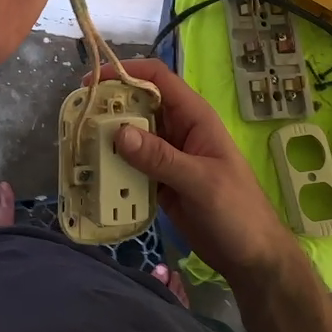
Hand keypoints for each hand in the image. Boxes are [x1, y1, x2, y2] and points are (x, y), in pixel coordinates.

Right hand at [96, 59, 298, 283]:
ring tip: (78, 145)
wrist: (253, 259)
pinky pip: (132, 164)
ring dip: (108, 138)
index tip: (94, 80)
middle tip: (78, 118)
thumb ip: (161, 158)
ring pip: (132, 135)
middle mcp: (178, 129)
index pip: (158, 79)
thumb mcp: (201, 182)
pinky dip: (114, 166)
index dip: (127, 72)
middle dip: (110, 107)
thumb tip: (118, 132)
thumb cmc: (238, 212)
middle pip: (139, 105)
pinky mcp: (160, 181)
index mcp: (194, 116)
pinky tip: (94, 174)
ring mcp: (168, 155)